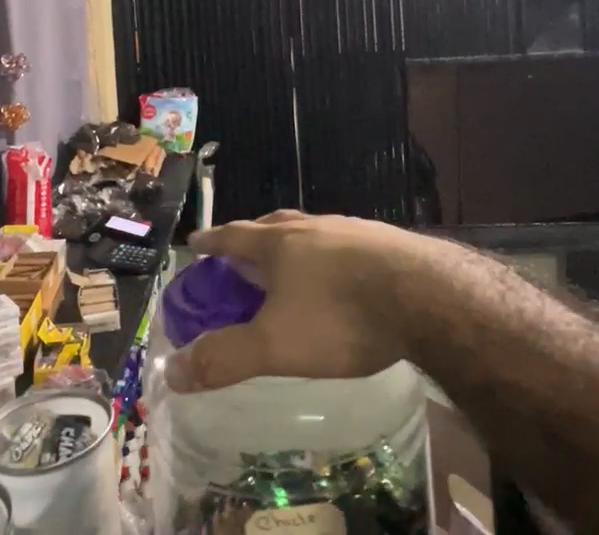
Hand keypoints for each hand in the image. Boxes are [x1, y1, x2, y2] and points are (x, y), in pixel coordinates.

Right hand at [164, 209, 457, 391]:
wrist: (426, 295)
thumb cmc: (339, 316)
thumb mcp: (274, 346)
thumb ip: (224, 358)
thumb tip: (172, 372)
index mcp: (279, 244)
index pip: (233, 236)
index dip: (212, 241)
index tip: (197, 242)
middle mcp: (314, 228)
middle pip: (274, 226)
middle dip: (255, 239)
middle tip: (245, 255)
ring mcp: (355, 232)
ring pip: (315, 234)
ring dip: (298, 247)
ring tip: (296, 268)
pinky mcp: (389, 244)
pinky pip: (349, 247)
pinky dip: (335, 260)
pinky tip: (347, 279)